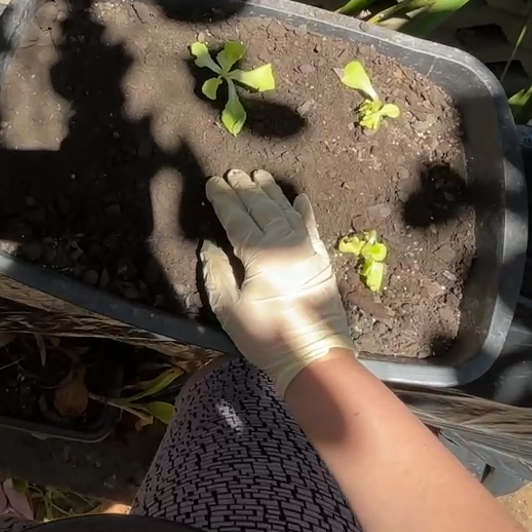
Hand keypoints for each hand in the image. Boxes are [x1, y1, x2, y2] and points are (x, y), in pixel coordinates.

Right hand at [202, 168, 354, 393]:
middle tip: (232, 173)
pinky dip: (304, 210)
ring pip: (285, 211)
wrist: (315, 358)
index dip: (223, 199)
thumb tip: (209, 245)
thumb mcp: (229, 309)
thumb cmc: (266, 337)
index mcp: (260, 255)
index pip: (237, 218)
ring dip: (271, 192)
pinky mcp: (322, 260)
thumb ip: (217, 273)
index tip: (212, 182)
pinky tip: (299, 197)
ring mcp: (307, 249)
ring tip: (259, 175)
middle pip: (262, 208)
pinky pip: (311, 227)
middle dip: (245, 189)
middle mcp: (285, 244)